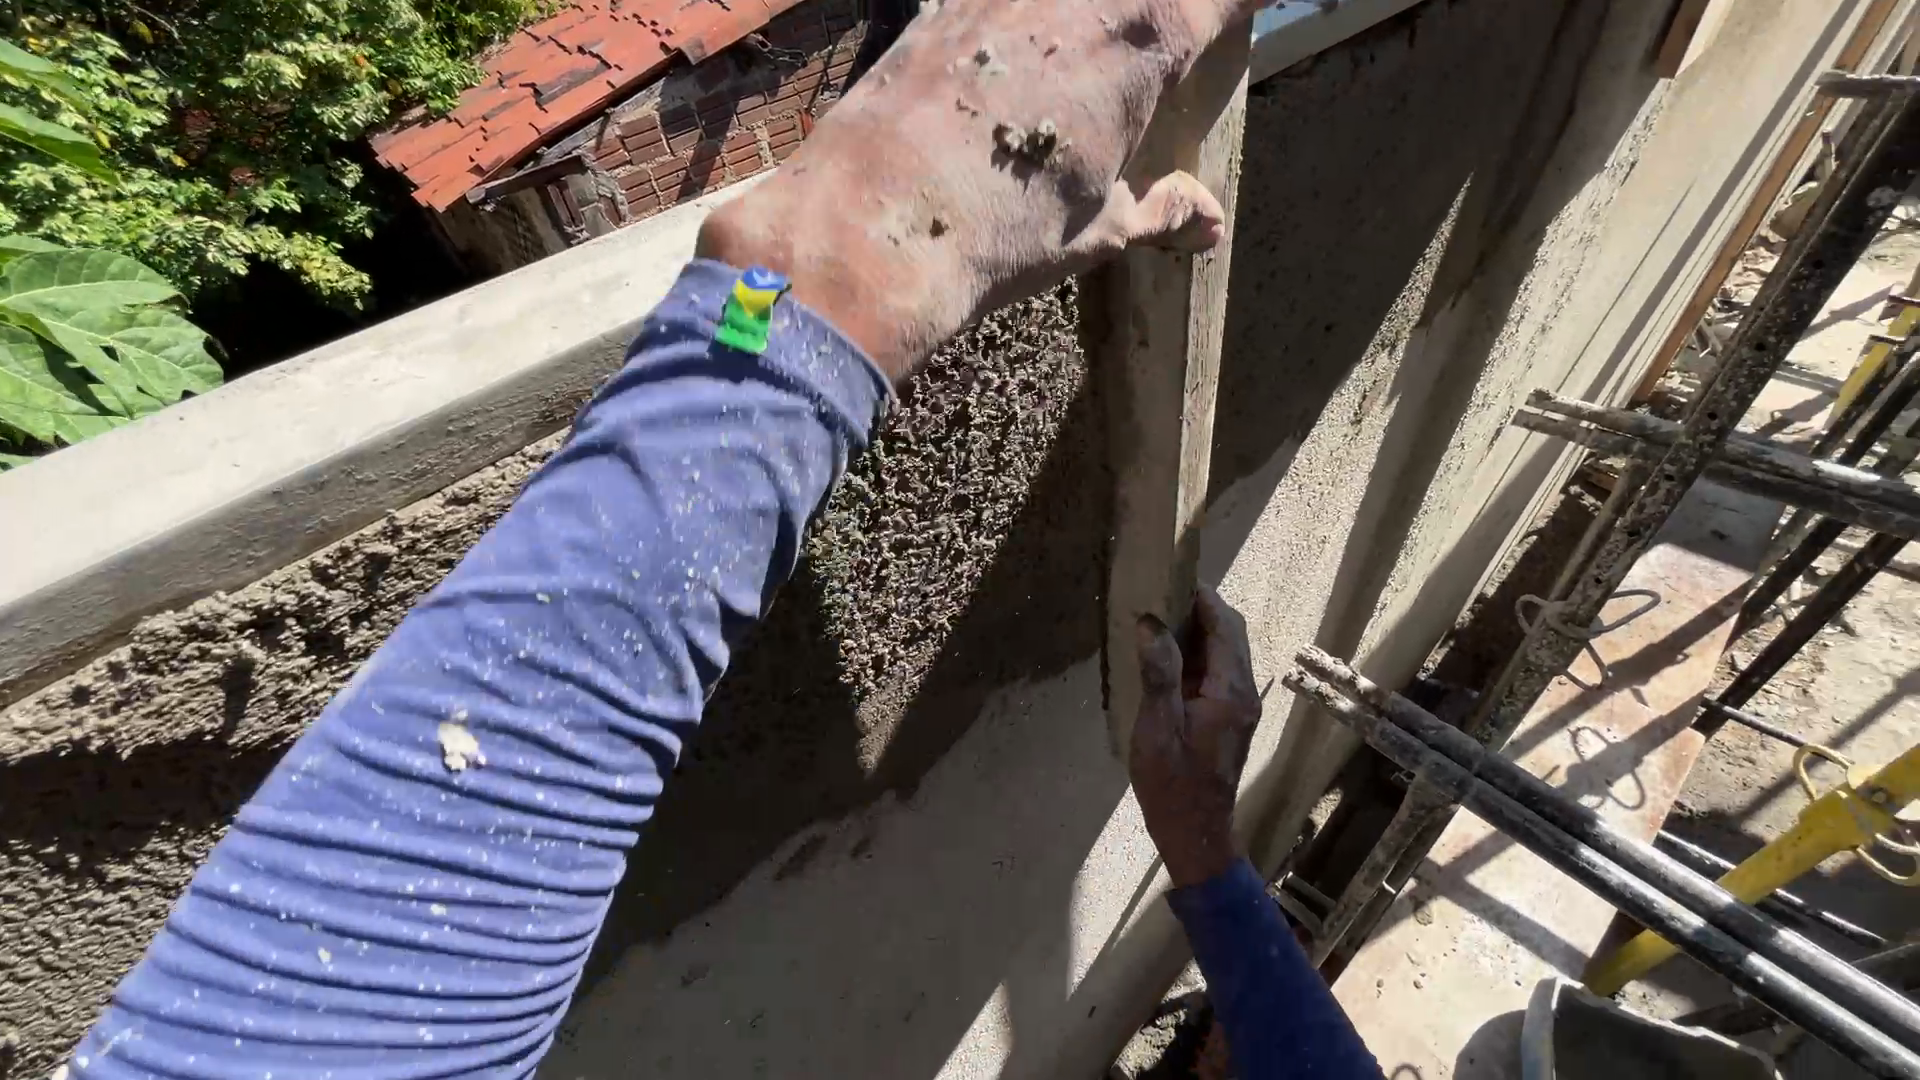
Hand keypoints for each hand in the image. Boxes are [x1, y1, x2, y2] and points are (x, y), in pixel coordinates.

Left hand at [696, 0, 1253, 379]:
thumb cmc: (1004, 235)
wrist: (880, 228)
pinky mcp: (948, 3)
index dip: (1238, 5)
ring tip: (1067, 82)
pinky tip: (1002, 79)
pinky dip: (1019, 27)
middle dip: (1156, 19)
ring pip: (1070, 0)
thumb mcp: (1097, 231)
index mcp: (1146, 38)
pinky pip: (1002, 4)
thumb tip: (1210, 224)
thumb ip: (1163, 210)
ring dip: (1082, 26)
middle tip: (1148, 60)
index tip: (1237, 22)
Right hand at [1130, 587, 1261, 887]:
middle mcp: (1242, 693)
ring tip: (1159, 615)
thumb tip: (1152, 622)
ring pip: (1224, 651)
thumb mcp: (1158, 726)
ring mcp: (1237, 706)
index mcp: (1230, 691)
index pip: (1225, 626)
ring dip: (1198, 629)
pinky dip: (1195, 652)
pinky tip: (1165, 653)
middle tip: (1162, 591)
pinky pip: (1215, 670)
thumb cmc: (1173, 782)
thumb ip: (1159, 672)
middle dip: (1202, 607)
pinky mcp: (1226, 717)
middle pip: (1230, 634)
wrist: (1194, 832)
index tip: (1173, 574)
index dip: (1203, 597)